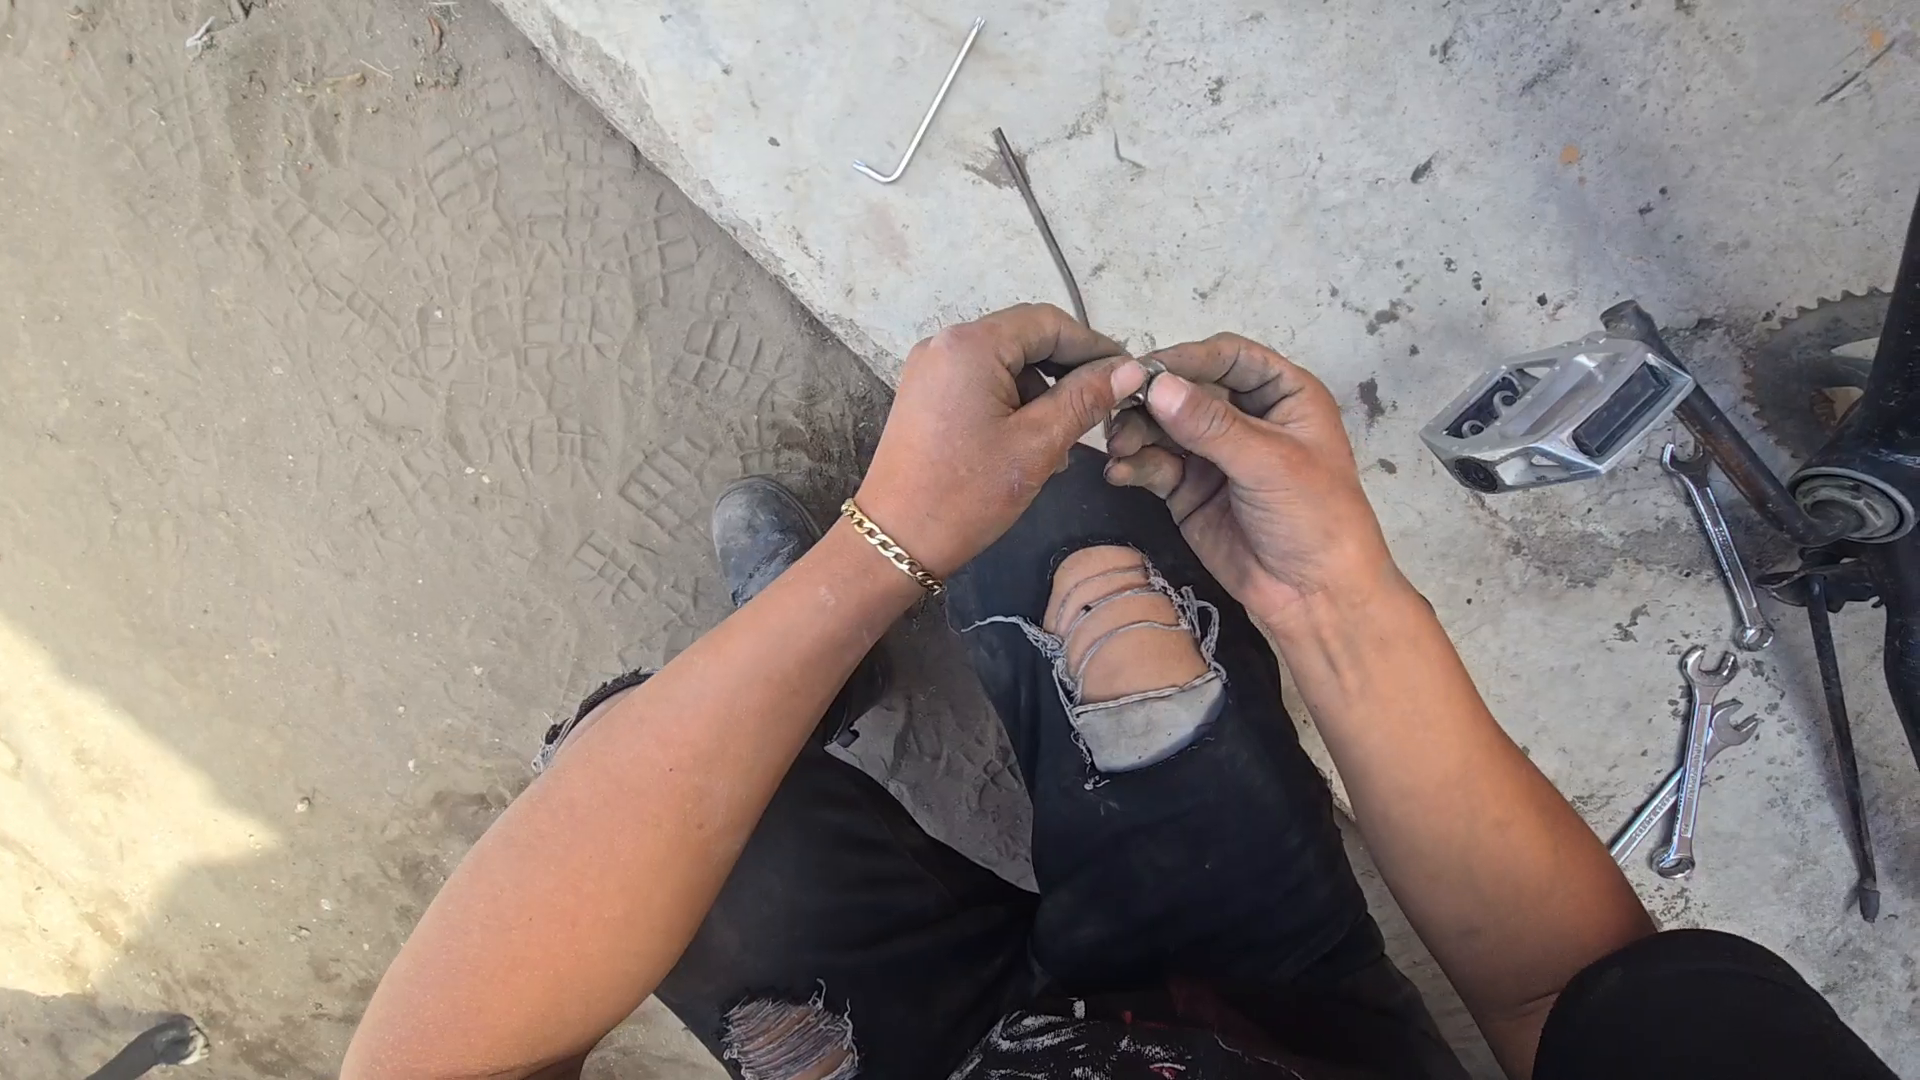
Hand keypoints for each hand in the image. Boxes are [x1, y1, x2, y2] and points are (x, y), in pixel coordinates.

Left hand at [855, 304, 1133, 577]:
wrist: (895, 540)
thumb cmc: (967, 494)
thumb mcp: (1036, 444)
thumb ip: (1085, 399)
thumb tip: (1130, 369)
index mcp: (970, 344)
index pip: (1048, 323)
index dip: (1093, 346)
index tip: (1128, 375)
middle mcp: (946, 344)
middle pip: (1024, 340)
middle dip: (1066, 374)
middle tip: (1102, 409)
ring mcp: (931, 370)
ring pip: (1005, 366)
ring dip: (1041, 395)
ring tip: (1062, 445)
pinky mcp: (925, 396)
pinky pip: (981, 385)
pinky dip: (1011, 406)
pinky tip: (1029, 446)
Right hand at [1103, 333, 1403, 624]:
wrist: (1312, 595)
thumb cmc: (1314, 517)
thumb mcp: (1268, 463)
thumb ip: (1210, 426)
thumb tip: (1156, 386)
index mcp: (1281, 396)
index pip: (1229, 359)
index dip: (1188, 358)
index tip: (1145, 370)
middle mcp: (1243, 418)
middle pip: (1186, 391)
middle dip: (1151, 400)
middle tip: (1116, 410)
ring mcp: (1211, 455)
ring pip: (1162, 427)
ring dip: (1135, 433)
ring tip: (1118, 448)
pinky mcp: (1186, 489)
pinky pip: (1153, 466)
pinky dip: (1134, 466)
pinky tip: (1119, 472)